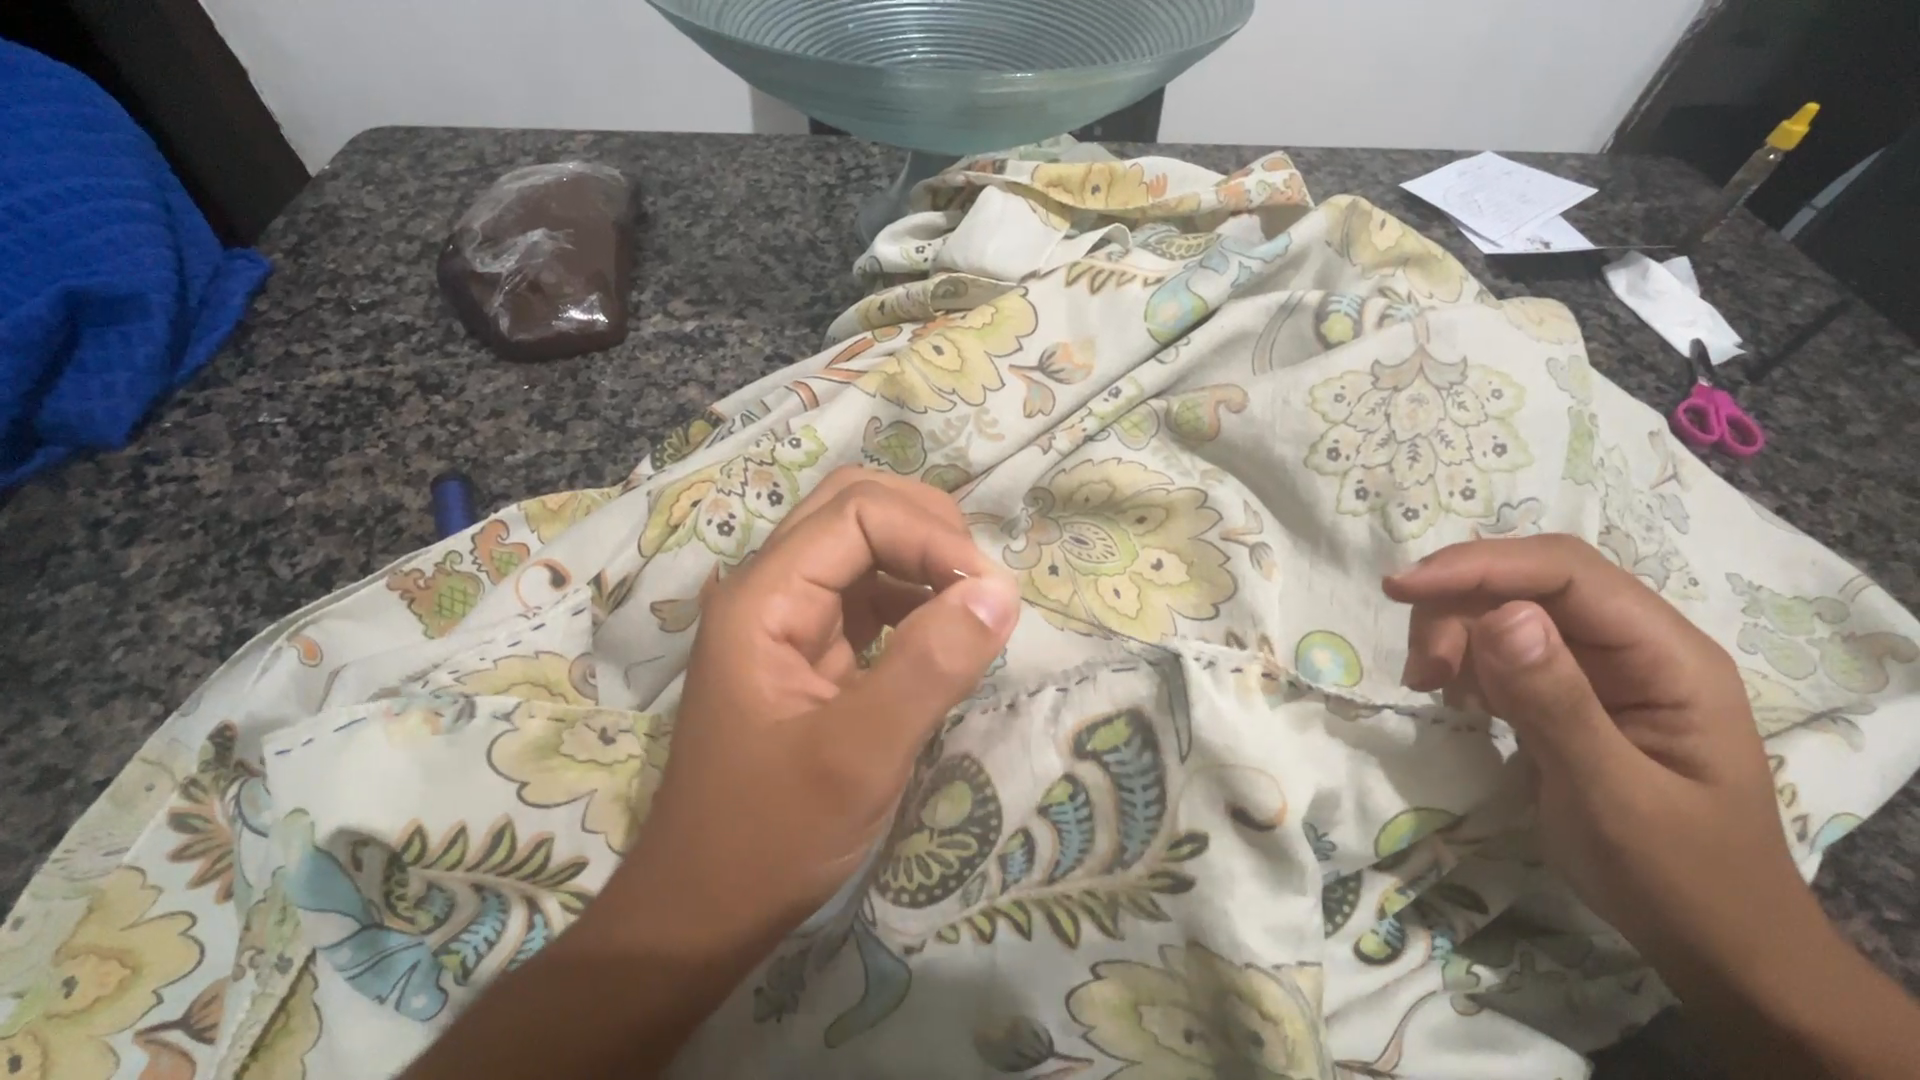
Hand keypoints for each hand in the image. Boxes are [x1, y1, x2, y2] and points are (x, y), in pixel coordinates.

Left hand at [401, 469, 1017, 1079]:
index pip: (856, 513)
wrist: (704, 907)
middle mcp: (769, 590)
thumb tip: (1001, 589)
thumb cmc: (770, 836)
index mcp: (763, 599)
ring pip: (861, 544)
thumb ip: (930, 667)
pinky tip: (945, 632)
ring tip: (974, 605)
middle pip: (853, 507)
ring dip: (923, 559)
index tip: (991, 594)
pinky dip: (914, 598)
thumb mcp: (860, 757)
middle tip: (982, 584)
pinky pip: (867, 595)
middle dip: (927, 528)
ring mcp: (786, 619)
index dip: (931, 536)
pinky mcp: (807, 651)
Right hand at [1383, 536, 1811, 979]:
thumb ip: (1557, 703)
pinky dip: (1463, 664)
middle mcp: (1634, 646)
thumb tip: (1502, 616)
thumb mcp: (1613, 796)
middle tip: (1423, 675)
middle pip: (1527, 582)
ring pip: (1504, 611)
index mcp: (1668, 656)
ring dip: (1453, 637)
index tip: (1401, 588)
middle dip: (1458, 608)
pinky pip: (1501, 651)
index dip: (1480, 566)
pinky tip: (1458, 703)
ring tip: (1433, 692)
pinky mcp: (1567, 693)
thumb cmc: (1679, 876)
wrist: (1715, 944)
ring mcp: (1600, 669)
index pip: (1567, 573)